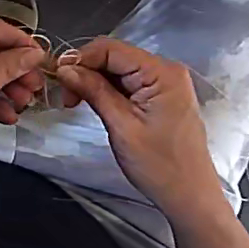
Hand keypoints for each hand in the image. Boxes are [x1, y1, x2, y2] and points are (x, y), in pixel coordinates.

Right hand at [53, 38, 224, 221]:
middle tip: (64, 95)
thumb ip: (93, 90)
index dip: (79, 58)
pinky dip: (103, 88)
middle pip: (112, 55)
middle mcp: (165, 70)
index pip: (110, 48)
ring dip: (91, 80)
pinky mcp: (158, 94)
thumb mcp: (121, 126)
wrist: (190, 198)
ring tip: (74, 101)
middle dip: (83, 70)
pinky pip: (124, 80)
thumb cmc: (160, 166)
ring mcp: (163, 82)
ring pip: (115, 67)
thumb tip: (64, 67)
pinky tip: (91, 102)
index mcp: (162, 73)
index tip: (58, 77)